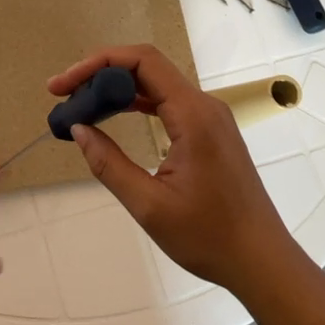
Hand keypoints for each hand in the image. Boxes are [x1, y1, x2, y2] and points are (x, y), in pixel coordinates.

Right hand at [49, 45, 295, 292]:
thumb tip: (78, 129)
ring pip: (157, 84)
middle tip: (64, 94)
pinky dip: (137, 102)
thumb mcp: (149, 206)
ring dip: (118, 88)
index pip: (141, 62)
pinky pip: (169, 102)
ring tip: (81, 105)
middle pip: (147, 67)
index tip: (63, 85)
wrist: (262, 261)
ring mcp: (210, 118)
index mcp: (193, 115)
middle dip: (101, 73)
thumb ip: (109, 163)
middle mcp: (204, 106)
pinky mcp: (211, 132)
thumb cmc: (208, 237)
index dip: (97, 64)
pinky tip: (113, 116)